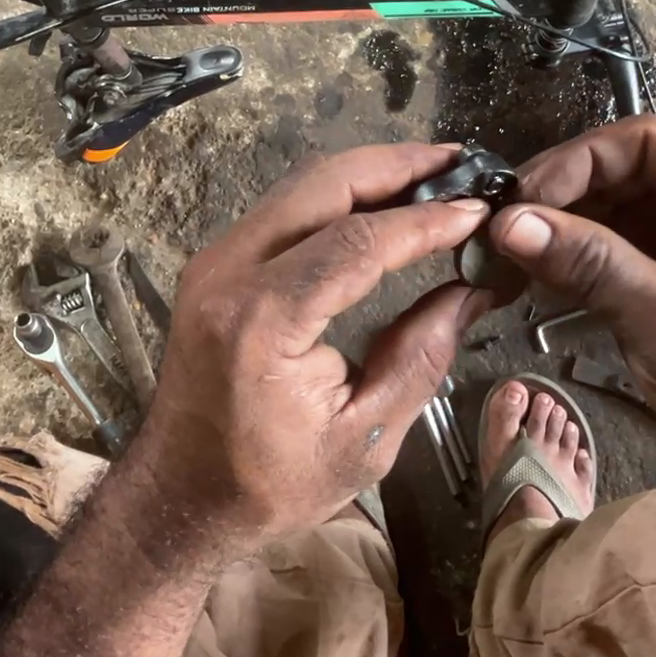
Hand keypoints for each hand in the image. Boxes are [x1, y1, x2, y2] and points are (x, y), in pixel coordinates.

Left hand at [120, 143, 493, 561]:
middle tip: (458, 162)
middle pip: (322, 184)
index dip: (424, 222)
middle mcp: (229, 272)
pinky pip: (285, 206)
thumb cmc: (267, 484)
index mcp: (262, 321)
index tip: (475, 212)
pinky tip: (379, 200)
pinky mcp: (215, 262)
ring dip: (368, 171)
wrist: (179, 494)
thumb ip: (420, 358)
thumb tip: (471, 292)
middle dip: (397, 165)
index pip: (356, 243)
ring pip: (300, 184)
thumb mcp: (362, 440)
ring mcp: (215, 260)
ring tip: (431, 171)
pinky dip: (338, 193)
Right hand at [488, 116, 655, 465]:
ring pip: (604, 202)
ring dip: (555, 226)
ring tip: (504, 252)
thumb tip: (506, 224)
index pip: (645, 141)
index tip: (518, 200)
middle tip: (499, 227)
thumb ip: (590, 266)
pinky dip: (567, 252)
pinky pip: (606, 238)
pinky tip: (529, 270)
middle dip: (557, 197)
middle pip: (618, 168)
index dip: (575, 163)